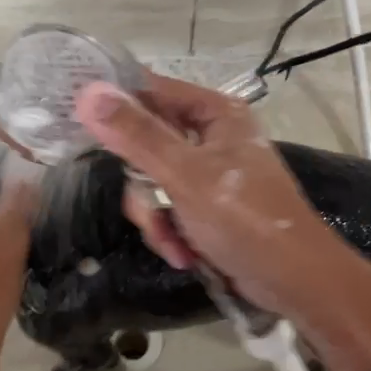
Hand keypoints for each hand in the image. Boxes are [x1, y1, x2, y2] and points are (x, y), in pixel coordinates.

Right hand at [72, 75, 343, 312]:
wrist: (292, 280)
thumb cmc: (245, 218)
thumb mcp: (186, 174)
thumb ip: (137, 136)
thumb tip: (89, 93)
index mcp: (215, 113)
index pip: (151, 91)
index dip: (116, 105)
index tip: (77, 122)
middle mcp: (212, 136)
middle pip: (146, 145)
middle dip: (145, 188)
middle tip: (151, 210)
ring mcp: (209, 173)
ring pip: (153, 183)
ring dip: (158, 218)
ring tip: (175, 243)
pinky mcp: (207, 207)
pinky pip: (169, 210)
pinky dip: (172, 234)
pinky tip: (185, 255)